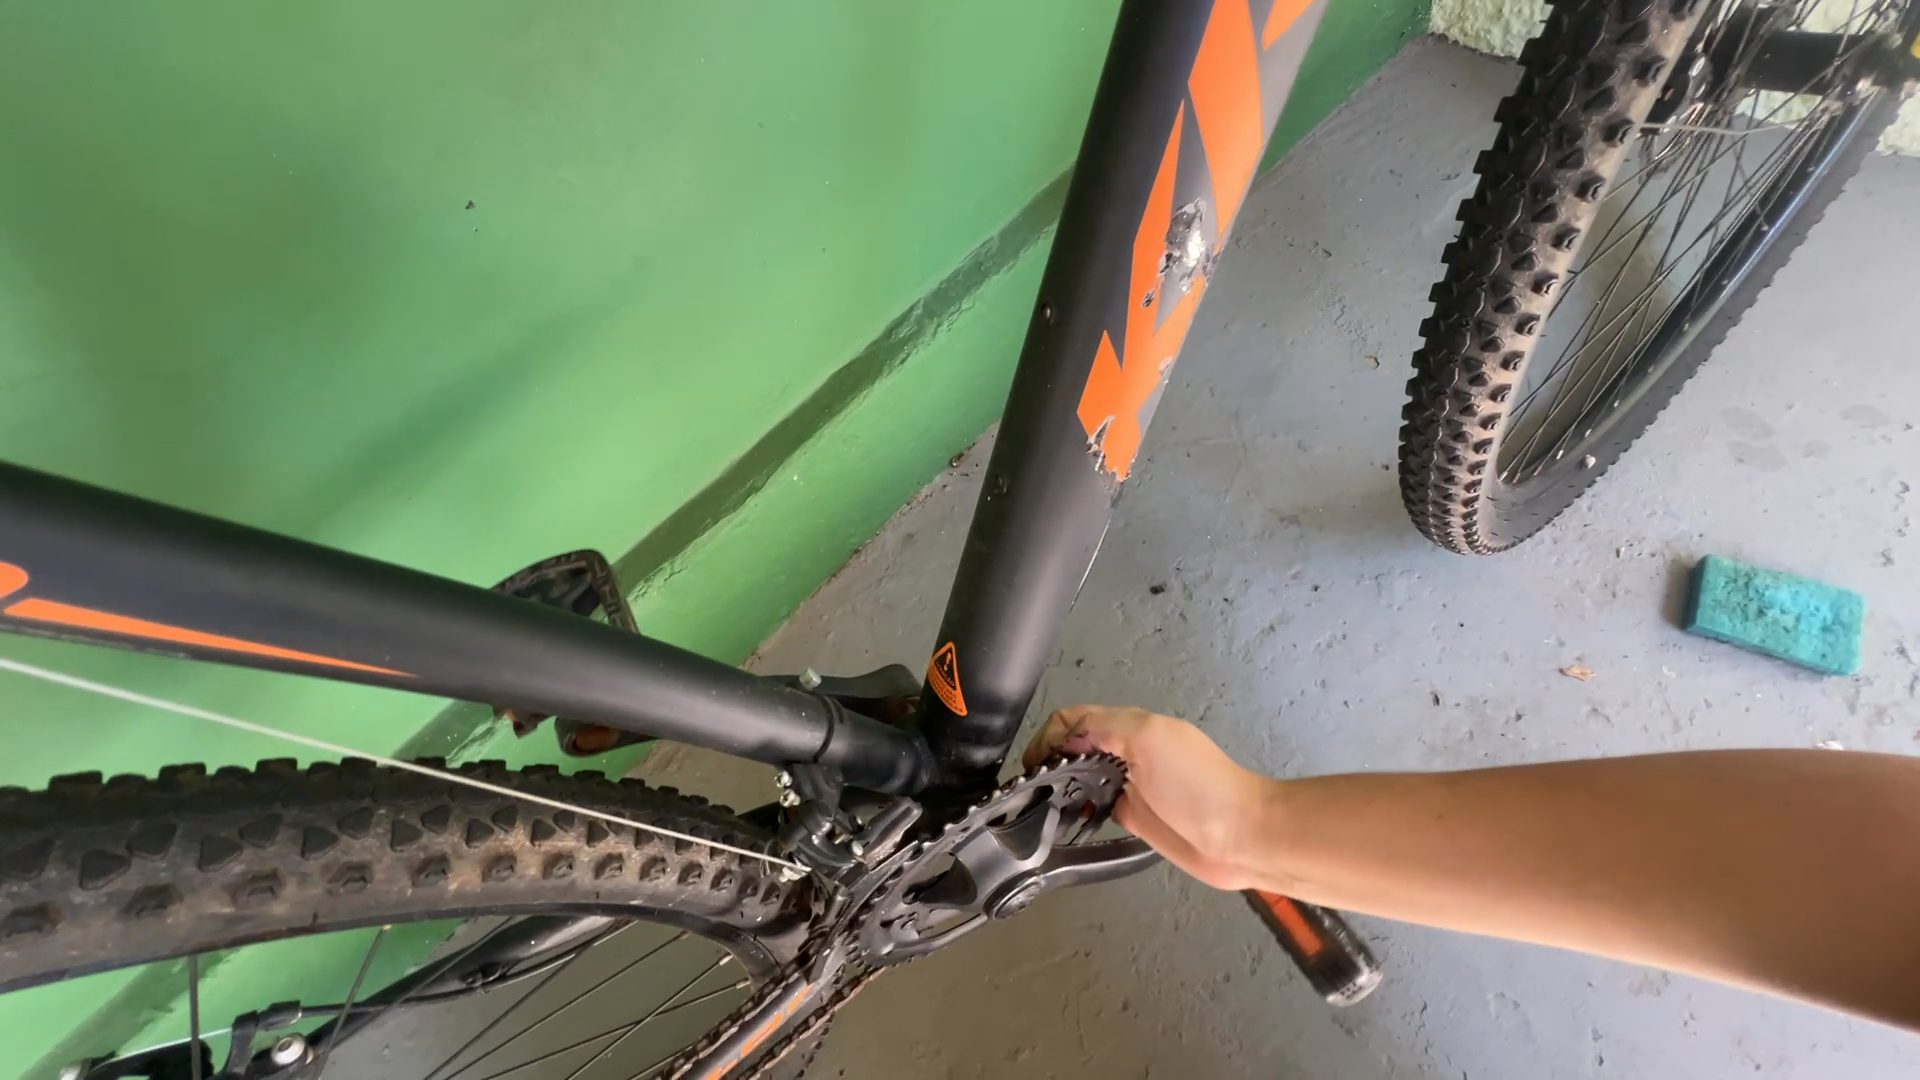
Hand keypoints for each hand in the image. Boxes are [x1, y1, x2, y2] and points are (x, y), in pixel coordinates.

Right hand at [1023, 705, 1281, 890]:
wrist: (1241, 836)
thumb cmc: (1198, 785)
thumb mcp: (1149, 738)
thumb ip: (1104, 727)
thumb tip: (1065, 736)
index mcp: (1128, 726)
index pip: (1075, 719)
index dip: (1049, 735)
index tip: (1033, 764)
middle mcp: (1124, 751)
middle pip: (1073, 746)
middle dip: (1048, 760)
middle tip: (1029, 787)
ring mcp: (1129, 785)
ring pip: (1081, 776)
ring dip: (1059, 785)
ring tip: (1040, 805)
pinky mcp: (1132, 815)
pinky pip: (1095, 805)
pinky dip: (1076, 808)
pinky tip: (1066, 820)